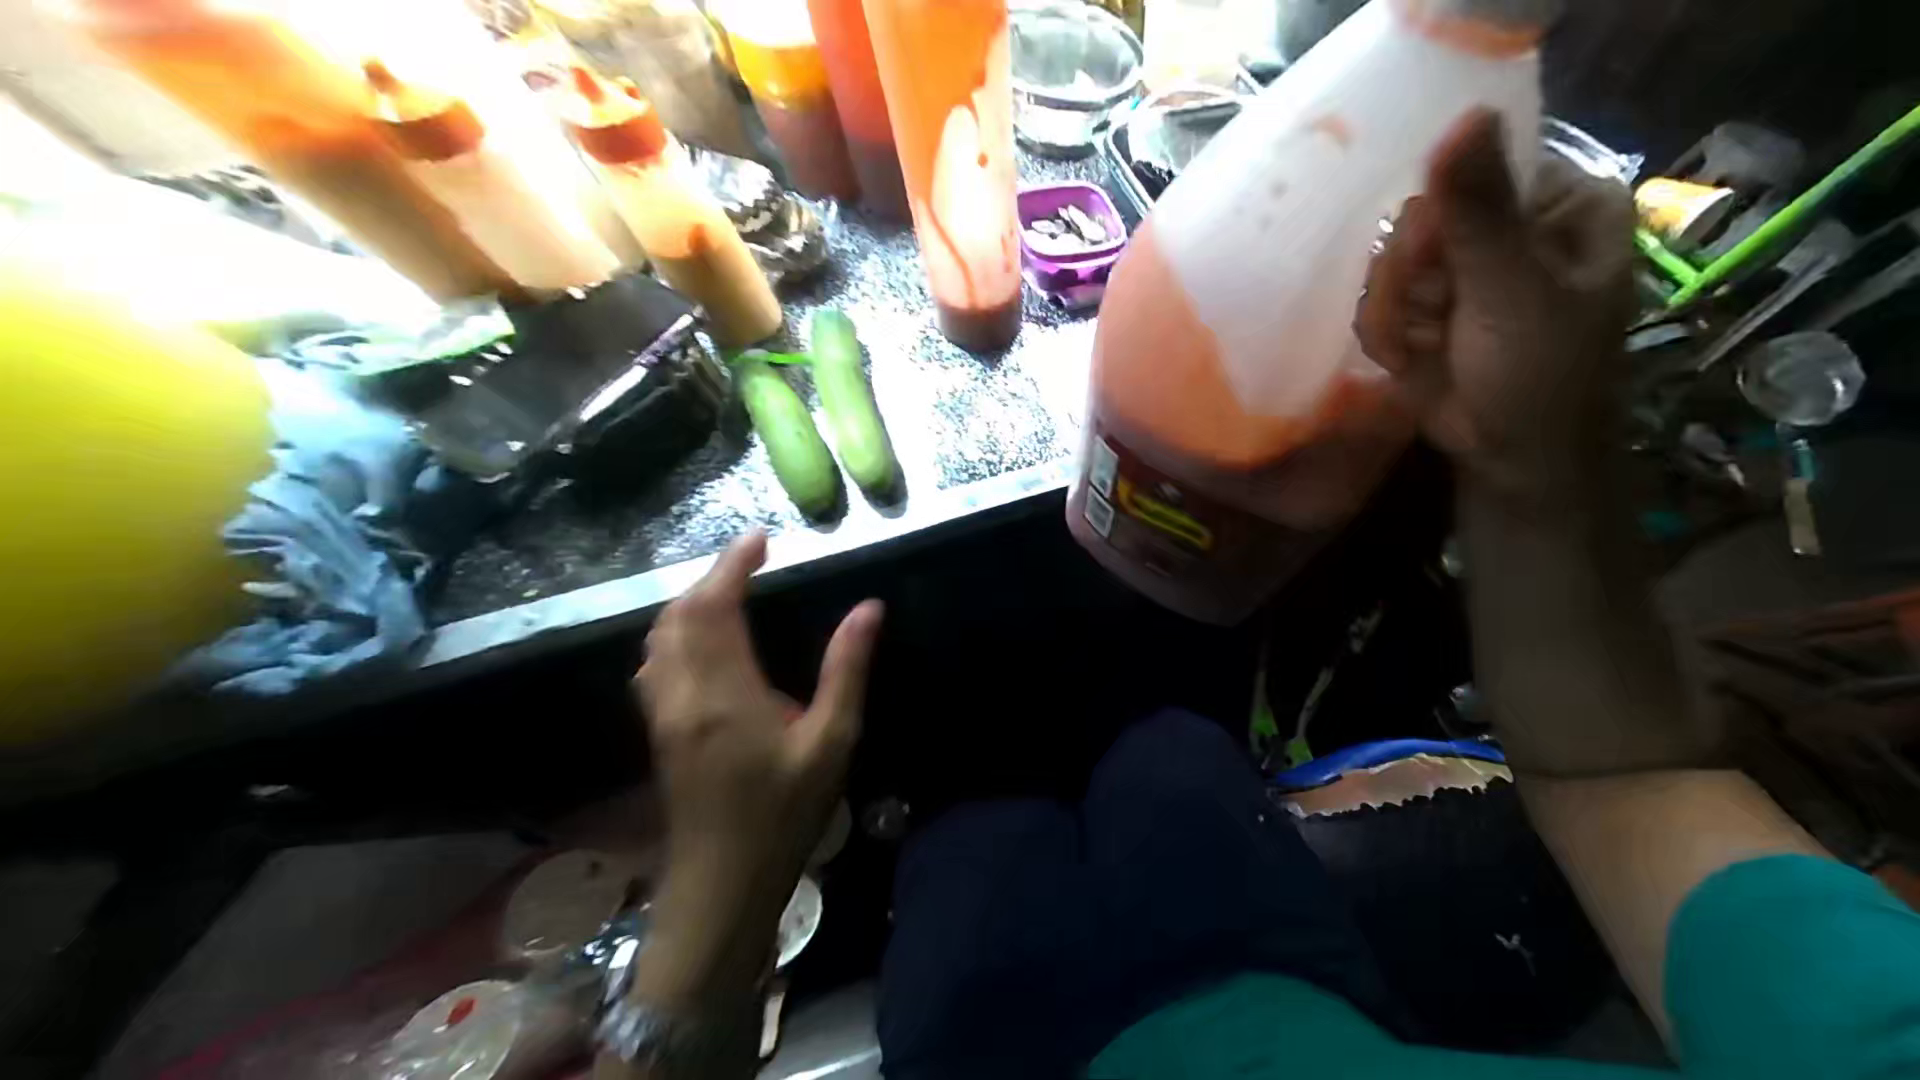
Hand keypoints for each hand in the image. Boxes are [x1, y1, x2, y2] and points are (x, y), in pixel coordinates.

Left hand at [632, 531, 881, 1005]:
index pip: (715, 605)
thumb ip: (846, 670)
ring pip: (659, 637)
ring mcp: (662, 713)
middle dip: (710, 578)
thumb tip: (868, 609)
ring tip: (728, 590)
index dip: (733, 564)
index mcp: (723, 692)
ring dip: (688, 602)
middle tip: (750, 562)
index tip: (760, 539)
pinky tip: (701, 641)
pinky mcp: (658, 730)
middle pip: (678, 613)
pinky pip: (654, 662)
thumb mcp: (832, 743)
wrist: (722, 884)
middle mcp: (682, 693)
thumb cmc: (783, 814)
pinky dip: (675, 632)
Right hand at [1354, 108, 1636, 514]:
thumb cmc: (1537, 371)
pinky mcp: (1423, 312)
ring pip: (1388, 267)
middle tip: (1437, 317)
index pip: (1468, 173)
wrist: (1513, 454)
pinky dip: (1385, 336)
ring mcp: (1460, 275)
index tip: (1438, 267)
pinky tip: (1408, 359)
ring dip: (1396, 314)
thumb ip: (1478, 211)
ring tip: (1426, 346)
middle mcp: (1506, 231)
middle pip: (1419, 222)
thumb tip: (1461, 117)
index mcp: (1555, 205)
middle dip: (1413, 279)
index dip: (1438, 220)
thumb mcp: (1510, 288)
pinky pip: (1375, 304)